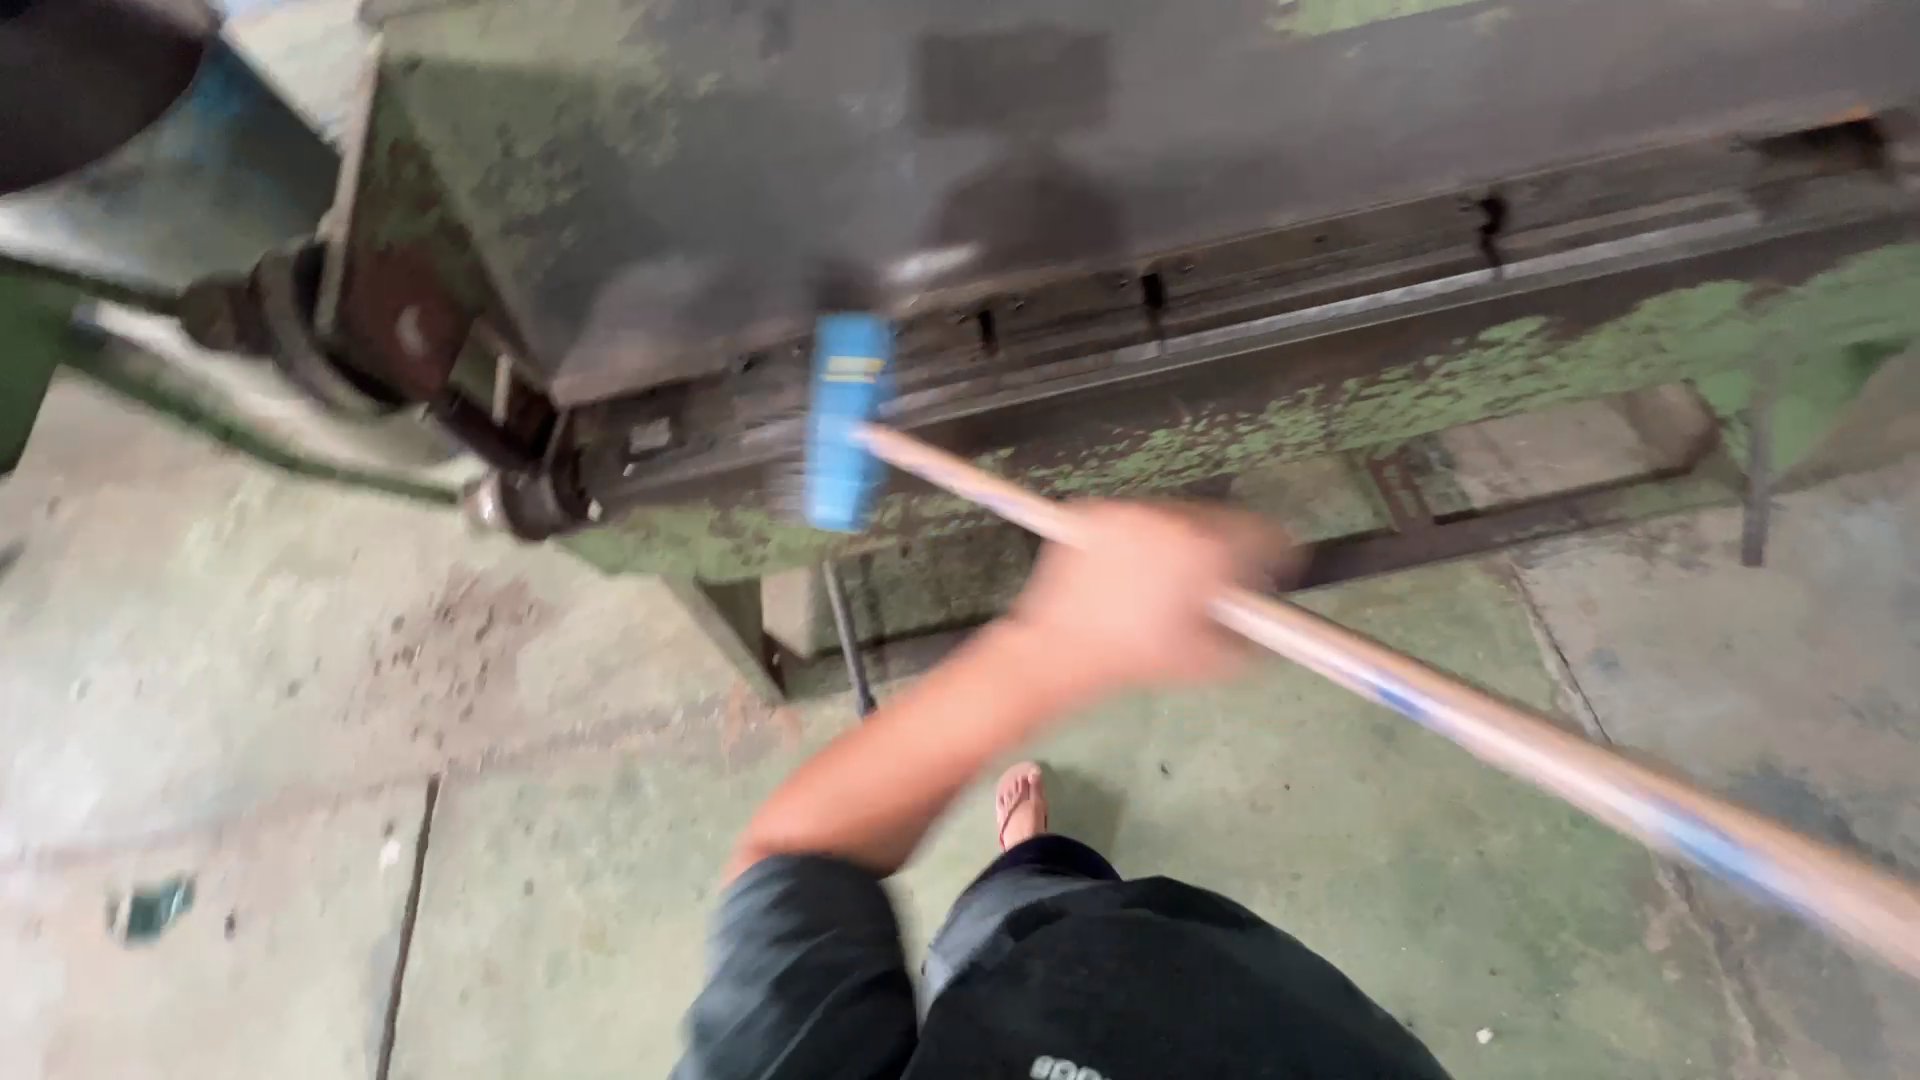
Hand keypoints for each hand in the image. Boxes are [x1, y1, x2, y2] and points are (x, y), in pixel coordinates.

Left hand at [1006, 500, 1302, 692]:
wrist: (1063, 647)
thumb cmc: (1139, 657)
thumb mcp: (1211, 659)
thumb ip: (1254, 635)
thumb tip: (1267, 617)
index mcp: (1207, 548)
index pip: (1264, 532)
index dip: (1275, 552)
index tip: (1273, 566)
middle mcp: (1171, 518)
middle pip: (1219, 520)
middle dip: (1225, 547)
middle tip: (1214, 580)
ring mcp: (1129, 511)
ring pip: (1174, 516)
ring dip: (1181, 540)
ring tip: (1165, 579)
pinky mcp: (1095, 512)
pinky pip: (1134, 519)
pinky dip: (1140, 537)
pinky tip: (1132, 570)